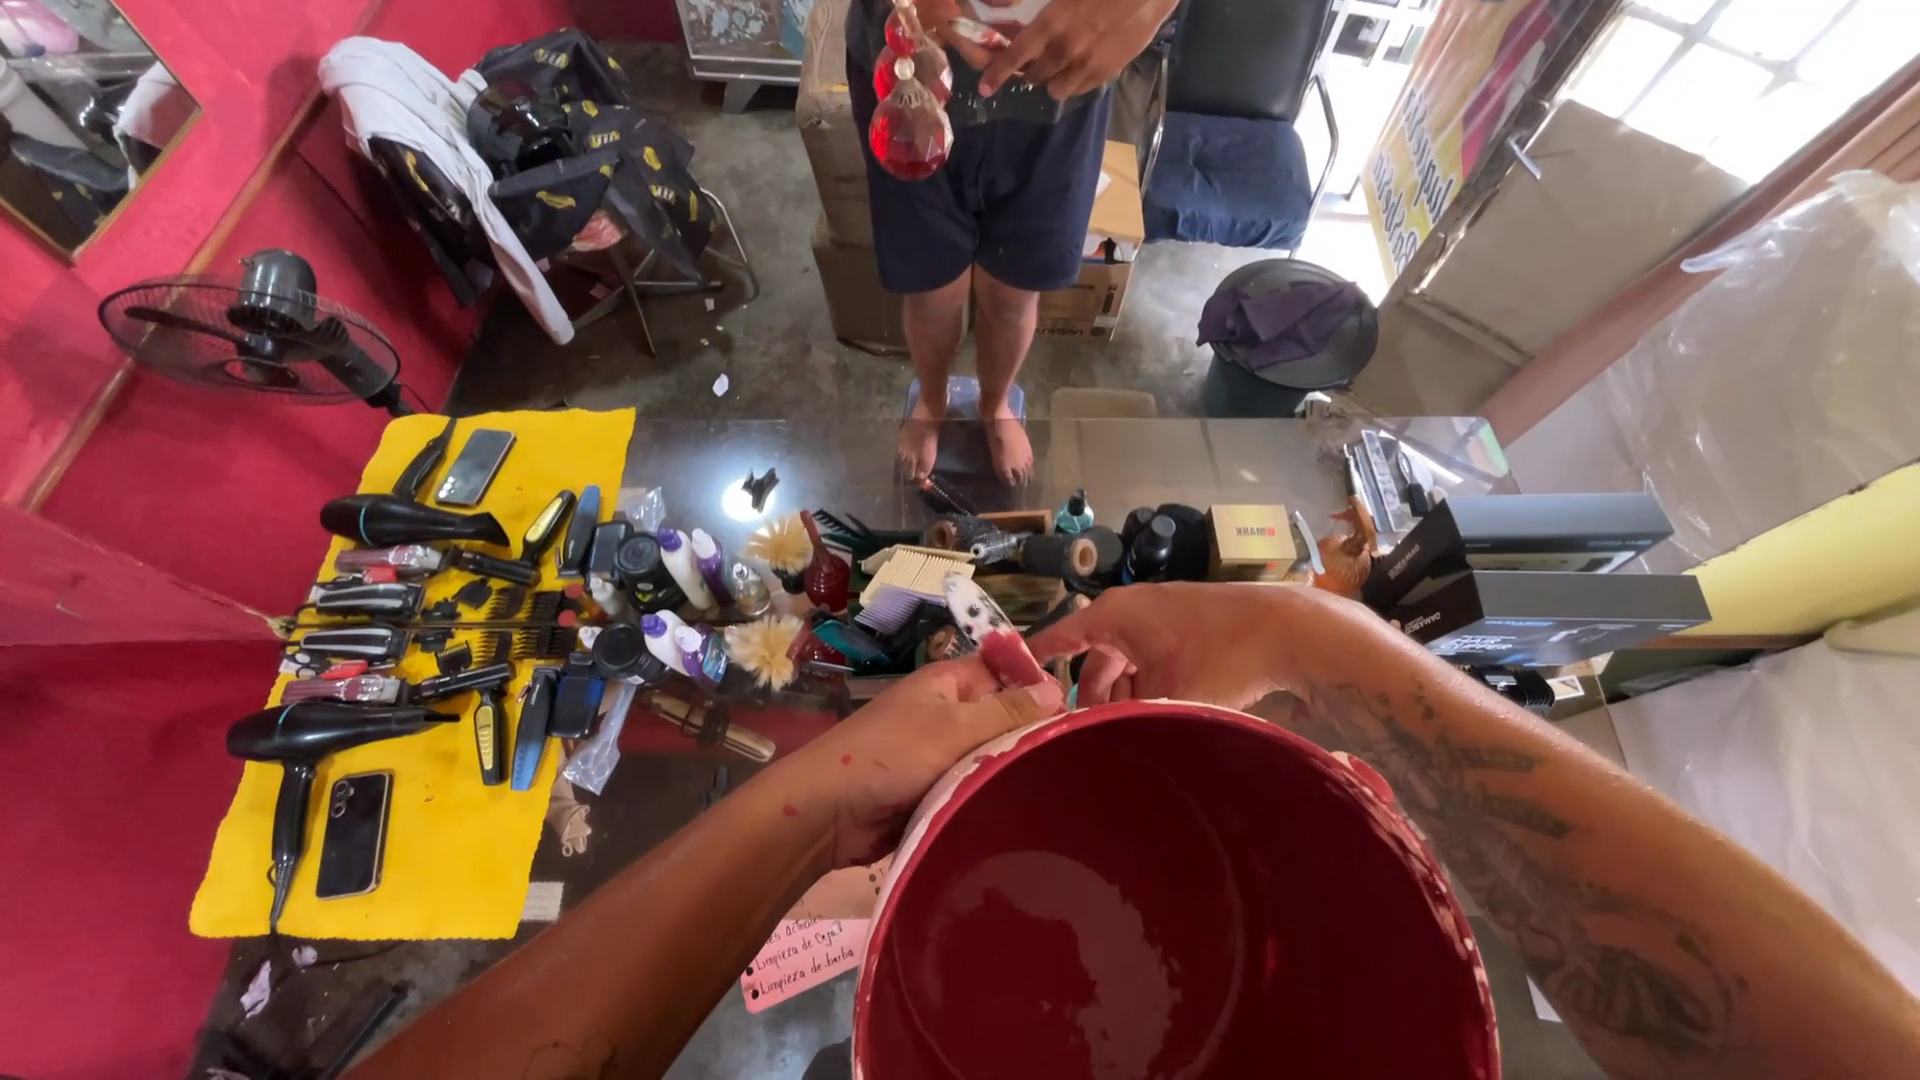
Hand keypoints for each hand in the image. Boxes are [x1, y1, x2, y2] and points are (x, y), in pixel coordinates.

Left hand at [788, 657, 1064, 866]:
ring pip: (989, 754)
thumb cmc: (890, 755)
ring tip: (1062, 785)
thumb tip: (1058, 689)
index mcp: (947, 682)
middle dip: (1030, 732)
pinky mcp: (934, 790)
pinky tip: (1027, 808)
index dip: (1036, 684)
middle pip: (1000, 715)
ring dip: (1012, 768)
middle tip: (1078, 756)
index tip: (1078, 711)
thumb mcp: (954, 727)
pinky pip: (973, 785)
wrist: (828, 813)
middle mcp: (945, 712)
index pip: (1002, 670)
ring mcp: (939, 753)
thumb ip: (1006, 711)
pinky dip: (991, 794)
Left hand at [978, 0, 1178, 99]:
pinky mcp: (1108, 72)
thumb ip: (1044, 9)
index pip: (1016, 56)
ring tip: (1060, 66)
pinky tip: (1080, 67)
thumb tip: (1012, 9)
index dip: (997, 72)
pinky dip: (1075, 82)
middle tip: (1034, 62)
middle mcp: (1067, 50)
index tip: (985, 86)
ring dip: (1053, 80)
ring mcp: (1088, 65)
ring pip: (1057, 90)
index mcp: (1053, 22)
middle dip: (1030, 72)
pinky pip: (1081, 90)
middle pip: (1036, 77)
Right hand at [1028, 582, 1354, 707]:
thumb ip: (1127, 720)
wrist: (1290, 628)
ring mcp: (1158, 614)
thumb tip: (1096, 748)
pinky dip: (1145, 683)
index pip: (1057, 637)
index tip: (1013, 685)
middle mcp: (1128, 609)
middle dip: (1088, 696)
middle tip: (1084, 733)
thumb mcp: (1170, 698)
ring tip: (1125, 729)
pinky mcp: (1183, 624)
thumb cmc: (1222, 657)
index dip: (1034, 661)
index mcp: (1113, 615)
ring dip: (1120, 694)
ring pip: (1123, 660)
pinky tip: (1156, 712)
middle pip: (1092, 657)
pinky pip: (1147, 656)